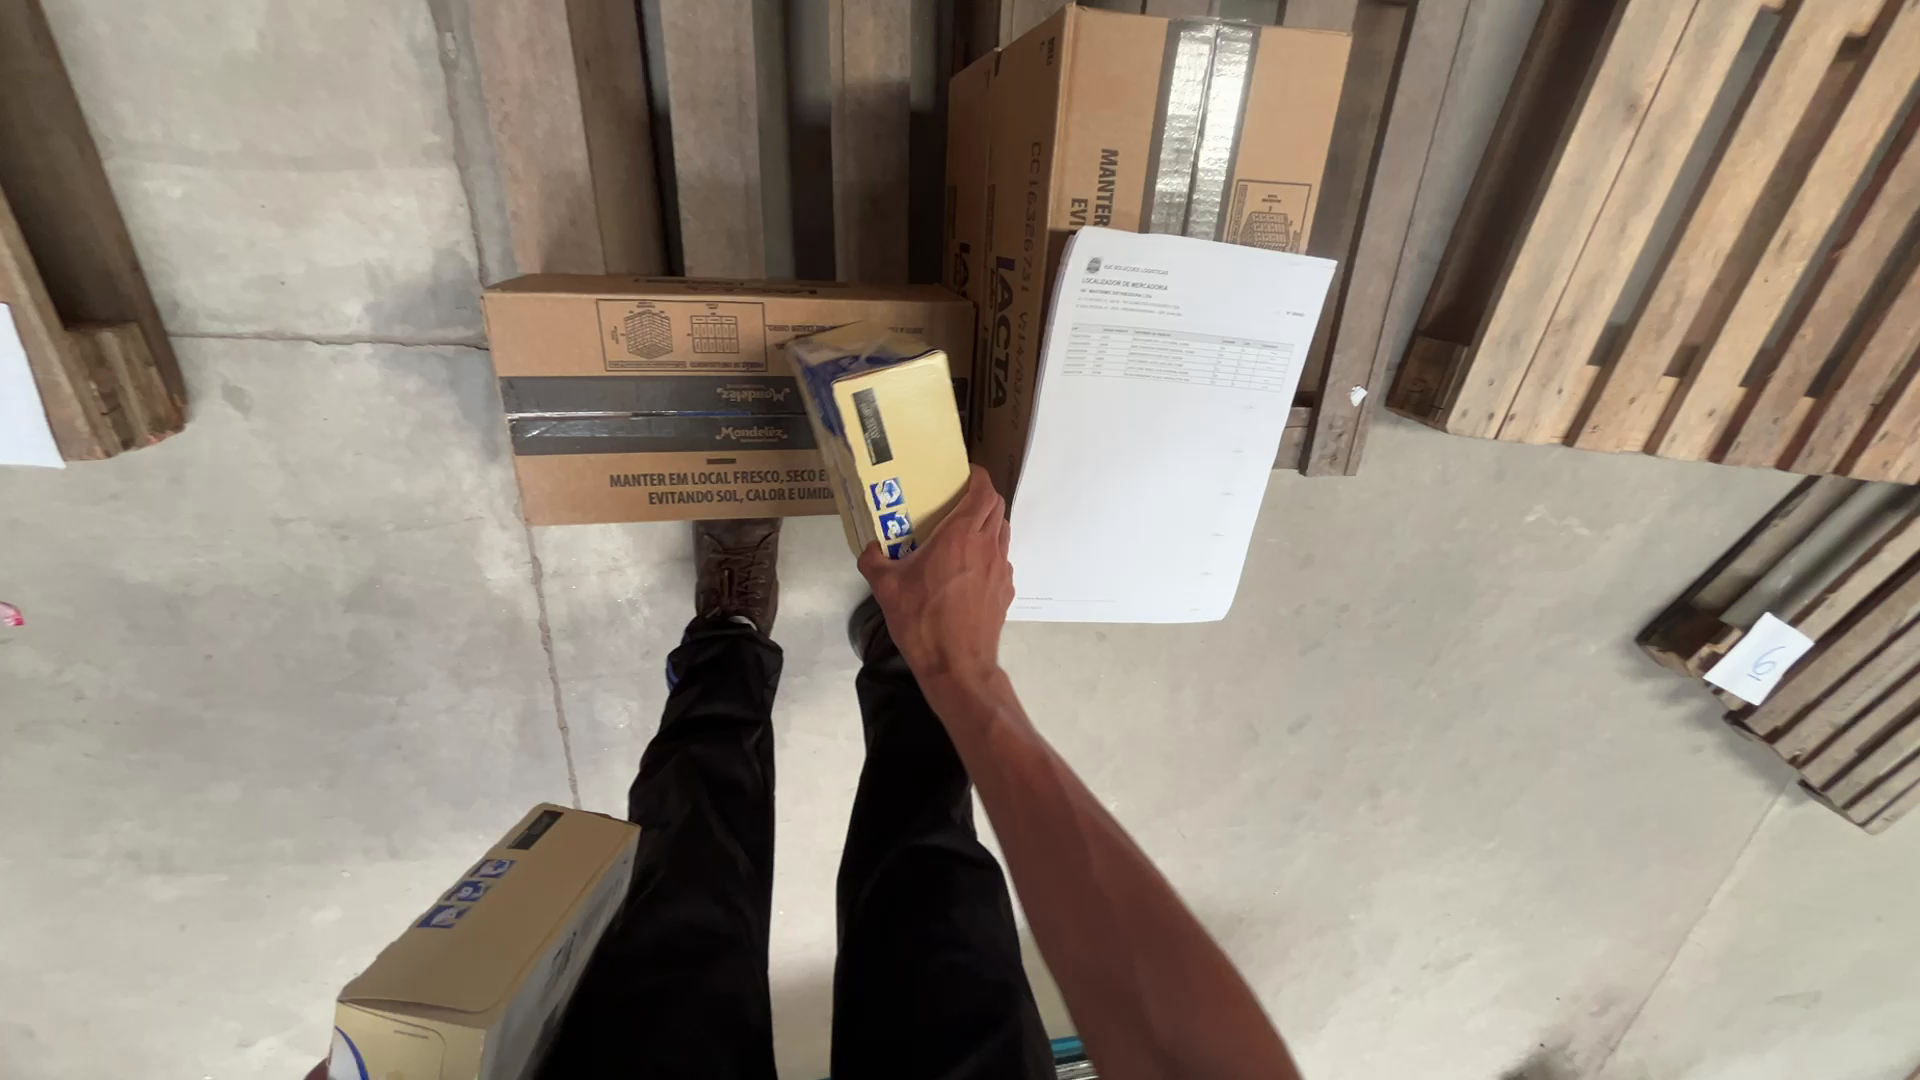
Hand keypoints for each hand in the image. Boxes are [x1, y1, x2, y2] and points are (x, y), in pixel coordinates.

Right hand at [859, 465, 1012, 686]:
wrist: (958, 666)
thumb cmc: (923, 622)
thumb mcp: (886, 588)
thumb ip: (873, 560)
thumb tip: (869, 548)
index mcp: (961, 536)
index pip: (983, 492)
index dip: (978, 477)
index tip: (965, 474)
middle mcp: (987, 547)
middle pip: (997, 507)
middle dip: (982, 497)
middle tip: (959, 499)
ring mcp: (1001, 569)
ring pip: (1002, 532)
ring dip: (988, 524)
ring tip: (963, 532)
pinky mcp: (1005, 590)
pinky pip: (1001, 559)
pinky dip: (989, 552)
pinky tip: (968, 569)